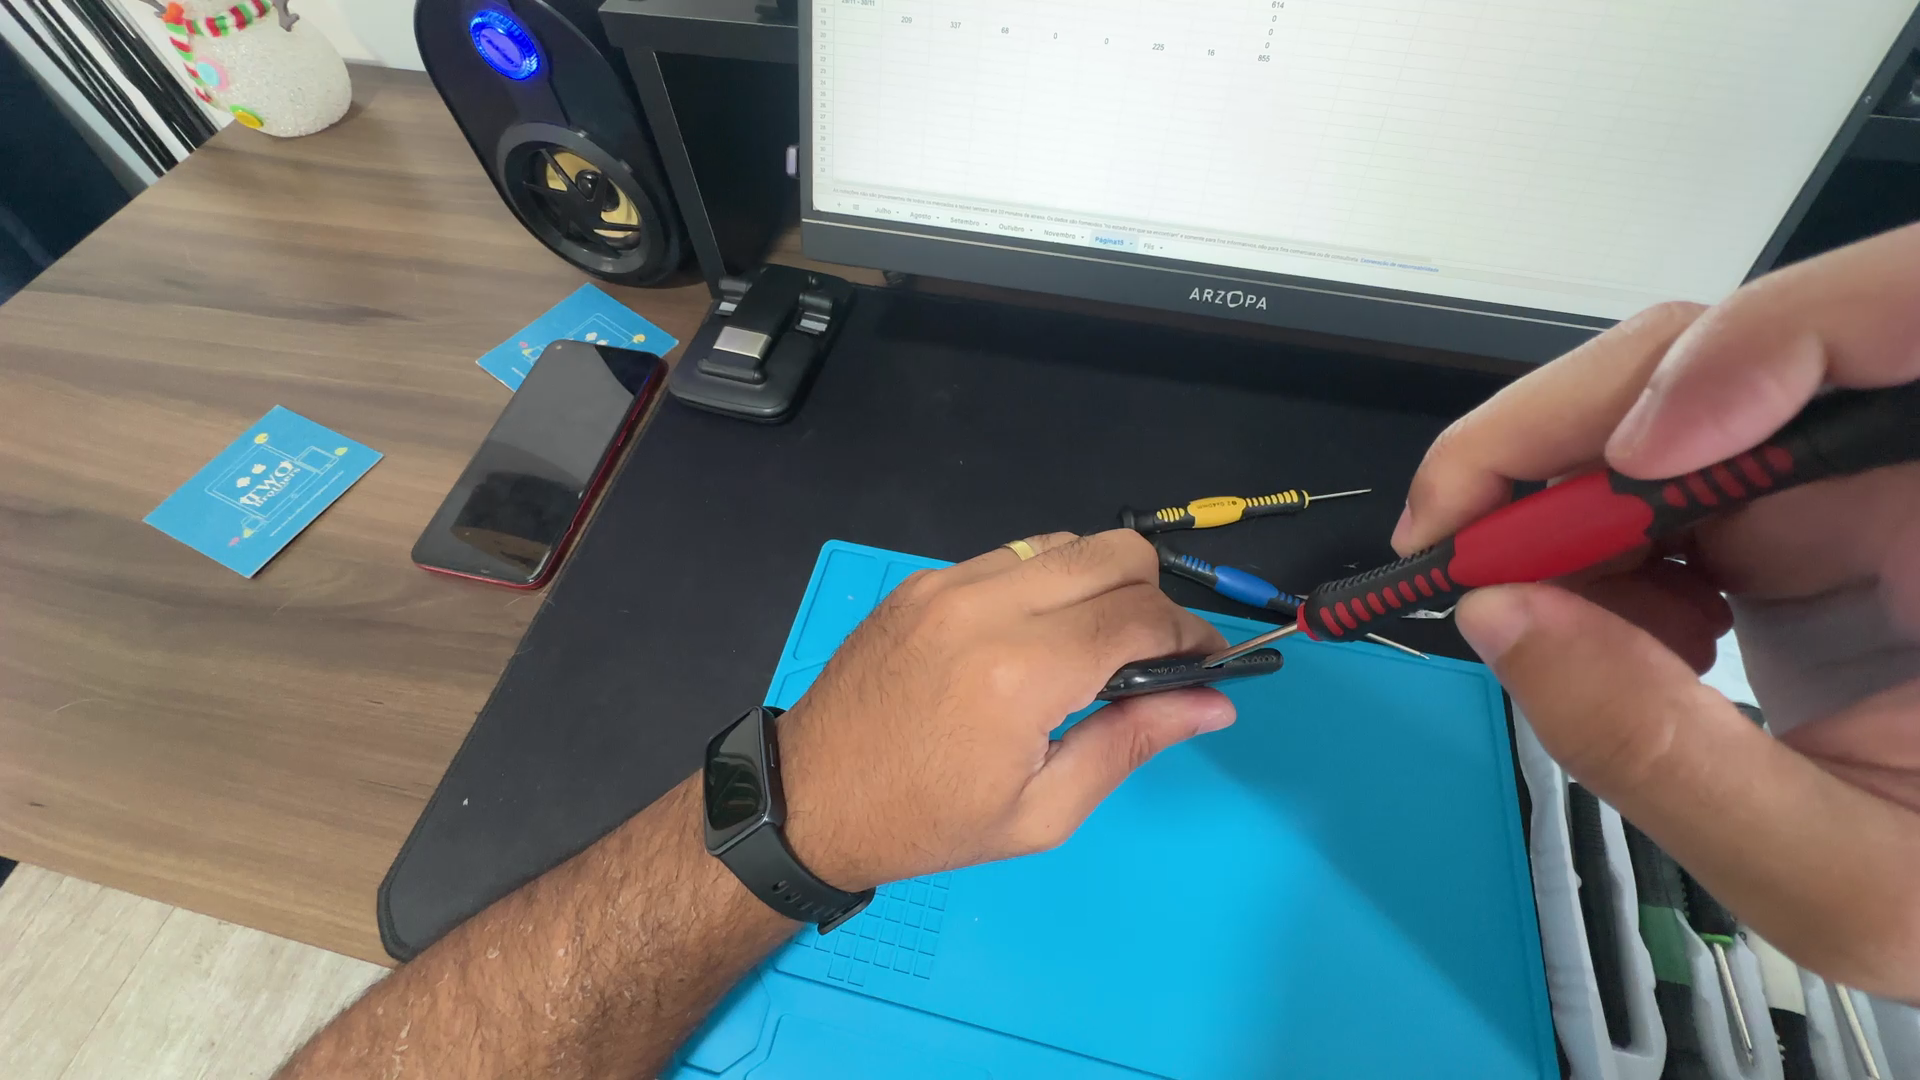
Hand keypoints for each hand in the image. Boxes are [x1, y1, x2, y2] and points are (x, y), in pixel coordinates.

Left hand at [773, 530, 1233, 891]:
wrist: (812, 795)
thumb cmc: (928, 821)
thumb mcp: (1042, 810)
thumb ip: (1131, 743)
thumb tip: (1211, 703)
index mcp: (1021, 670)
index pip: (1140, 615)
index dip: (1192, 633)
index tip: (1208, 662)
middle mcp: (986, 604)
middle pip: (1112, 551)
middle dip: (1156, 594)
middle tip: (1153, 654)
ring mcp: (947, 582)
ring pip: (1064, 543)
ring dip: (1102, 582)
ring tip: (1096, 643)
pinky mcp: (923, 580)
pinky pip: (1012, 557)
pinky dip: (1049, 582)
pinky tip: (1038, 632)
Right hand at [1394, 223, 1919, 998]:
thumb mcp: (1847, 879)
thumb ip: (1660, 751)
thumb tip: (1489, 612)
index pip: (1905, 308)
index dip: (1755, 343)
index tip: (1636, 458)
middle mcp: (1908, 456)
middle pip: (1702, 352)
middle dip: (1553, 444)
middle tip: (1456, 550)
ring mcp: (1839, 475)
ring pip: (1633, 412)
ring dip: (1549, 513)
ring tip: (1555, 623)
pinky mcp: (1778, 505)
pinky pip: (1628, 482)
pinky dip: (1576, 547)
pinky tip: (1619, 629)